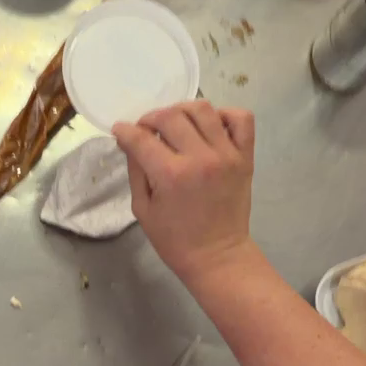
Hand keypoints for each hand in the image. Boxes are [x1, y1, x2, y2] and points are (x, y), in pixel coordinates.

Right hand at [112, 102, 257, 283]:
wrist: (216, 256)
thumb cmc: (175, 240)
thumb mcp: (143, 210)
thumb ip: (136, 171)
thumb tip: (130, 142)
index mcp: (171, 175)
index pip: (142, 138)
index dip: (126, 130)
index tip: (120, 130)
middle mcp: (200, 158)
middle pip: (171, 116)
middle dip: (151, 118)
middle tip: (146, 129)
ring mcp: (226, 155)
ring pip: (203, 109)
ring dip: (183, 110)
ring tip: (175, 122)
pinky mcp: (245, 157)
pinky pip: (240, 118)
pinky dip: (224, 114)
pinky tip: (210, 125)